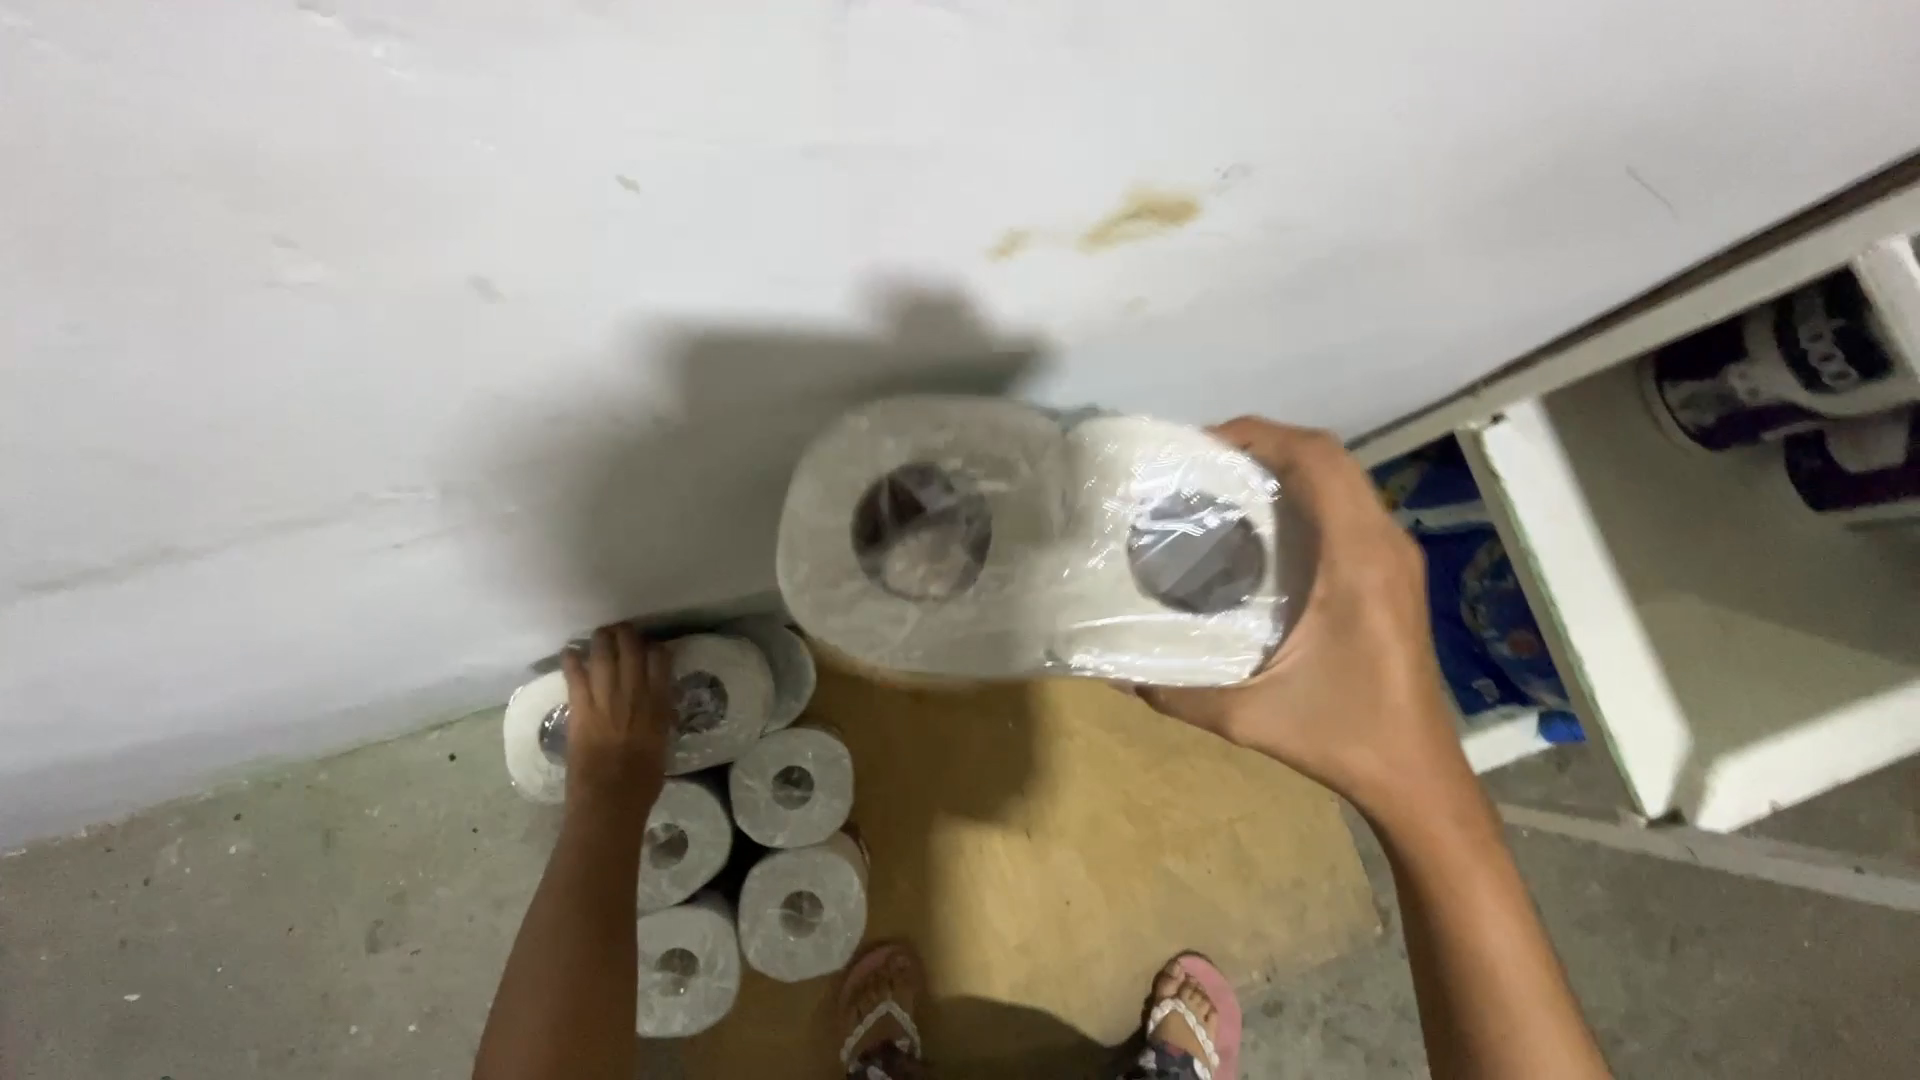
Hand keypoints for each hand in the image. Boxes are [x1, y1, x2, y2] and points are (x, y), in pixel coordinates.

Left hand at [560, 624, 673, 812]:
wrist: (610, 801)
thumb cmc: (643, 782)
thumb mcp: (662, 746)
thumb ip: (660, 722)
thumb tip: (657, 709)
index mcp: (658, 707)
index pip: (661, 664)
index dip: (657, 649)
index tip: (653, 646)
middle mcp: (634, 696)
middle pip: (632, 653)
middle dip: (628, 636)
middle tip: (624, 629)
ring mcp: (606, 701)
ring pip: (605, 658)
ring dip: (602, 641)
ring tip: (601, 632)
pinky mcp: (581, 711)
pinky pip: (576, 678)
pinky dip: (572, 662)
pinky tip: (570, 651)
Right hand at [1135, 418, 1467, 814]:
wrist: (1416, 775)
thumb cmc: (1341, 737)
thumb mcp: (1246, 714)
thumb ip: (1174, 692)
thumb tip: (1112, 671)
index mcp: (1357, 560)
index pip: (1317, 460)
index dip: (1259, 435)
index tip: (1200, 446)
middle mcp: (1383, 543)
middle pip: (1330, 456)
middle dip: (1263, 444)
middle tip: (1200, 464)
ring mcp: (1393, 556)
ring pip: (1341, 478)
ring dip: (1284, 466)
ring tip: (1221, 484)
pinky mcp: (1391, 572)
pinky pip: (1346, 506)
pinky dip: (1303, 494)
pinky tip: (1259, 526)